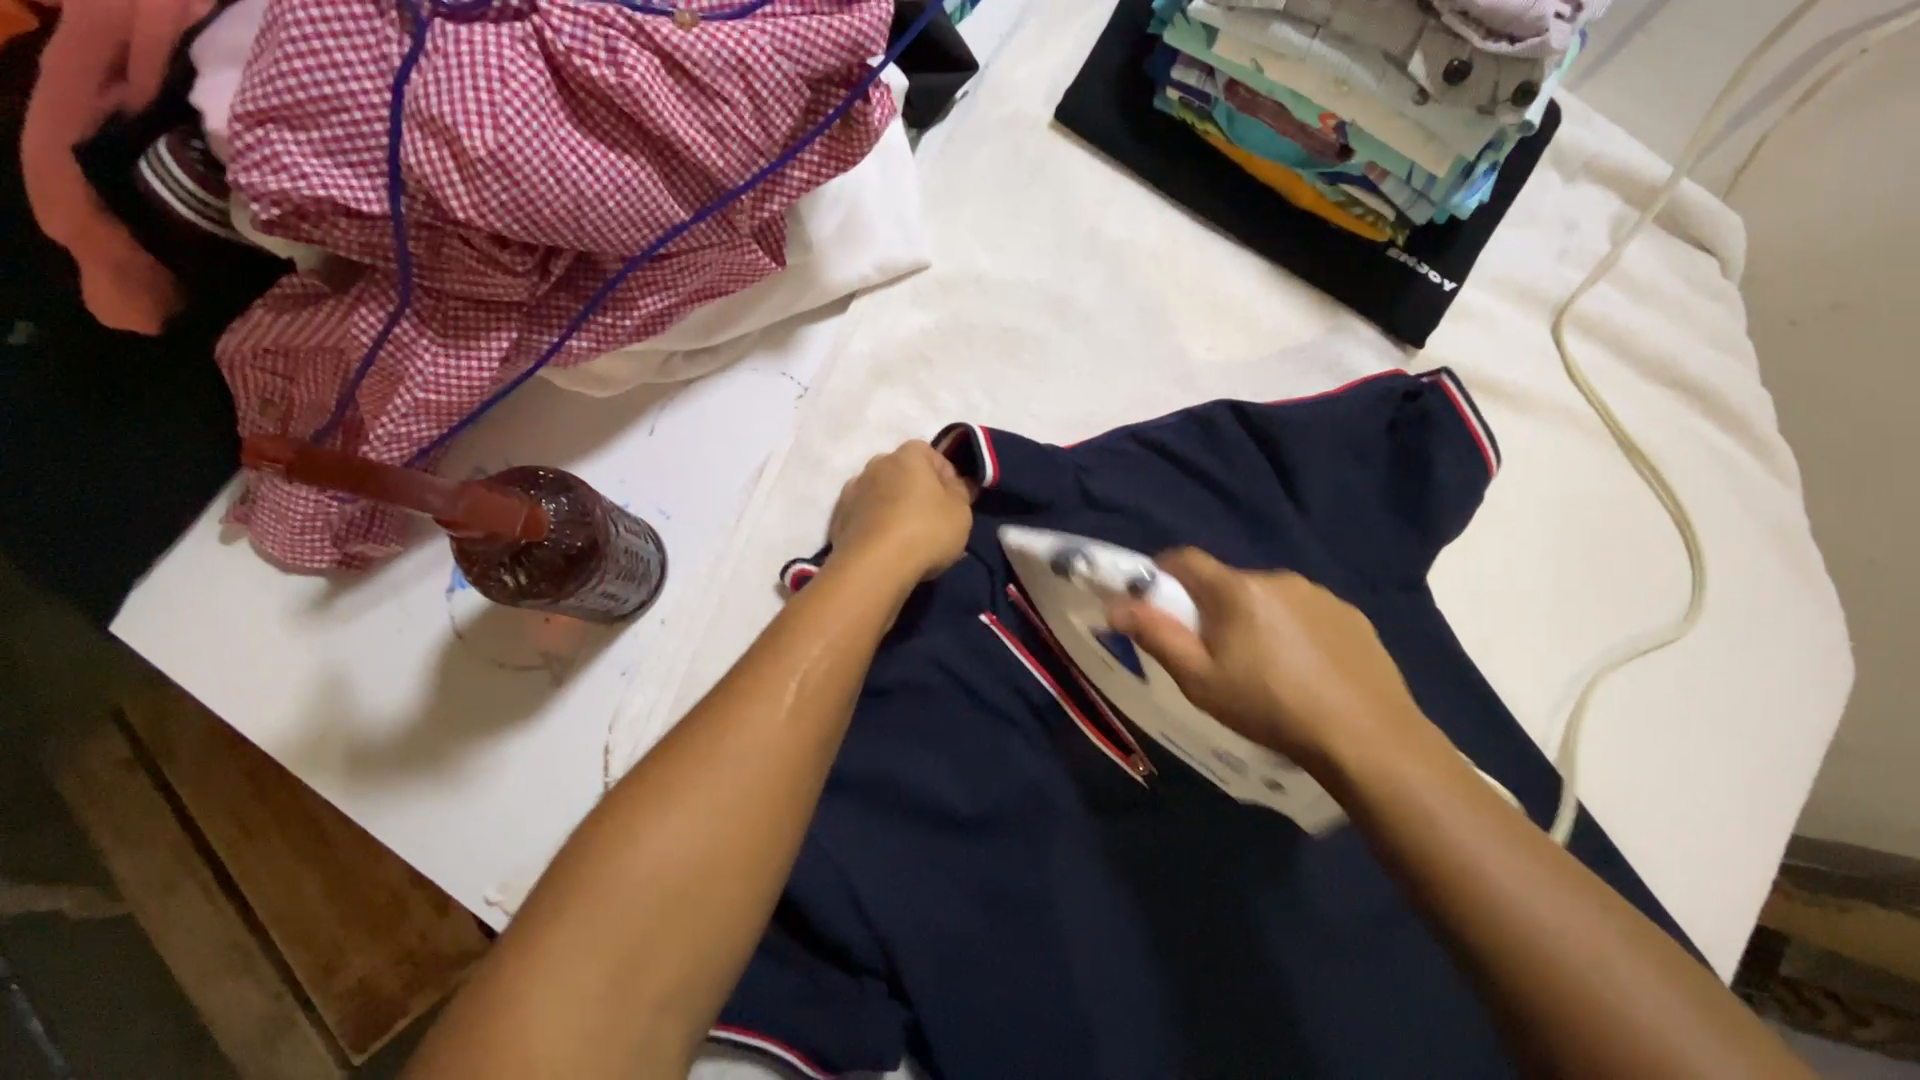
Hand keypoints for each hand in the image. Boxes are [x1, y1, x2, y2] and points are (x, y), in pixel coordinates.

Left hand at [827, 441, 973, 584]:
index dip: (945, 475)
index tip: (954, 500)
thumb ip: (962, 493)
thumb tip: (959, 484)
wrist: (874, 566)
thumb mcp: (961, 513)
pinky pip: (862, 515)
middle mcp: (876, 465)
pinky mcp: (838, 518)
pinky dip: (873, 525)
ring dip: (891, 507)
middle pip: (901, 472)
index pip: (930, 453)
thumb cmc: (926, 531)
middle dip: (914, 489)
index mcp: (908, 456)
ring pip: (879, 493)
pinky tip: (884, 547)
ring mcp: (852, 490)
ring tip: (905, 537)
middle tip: (930, 518)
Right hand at [1106, 548, 1429, 764]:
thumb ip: (1156, 636)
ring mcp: (1321, 595)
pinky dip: (1296, 634)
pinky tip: (1306, 673)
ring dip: (1256, 622)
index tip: (1156, 605)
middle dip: (1213, 609)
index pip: (1185, 559)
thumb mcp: (1199, 680)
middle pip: (1228, 583)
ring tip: (1265, 671)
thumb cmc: (1269, 707)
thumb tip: (1116, 606)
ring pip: (1269, 600)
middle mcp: (1279, 578)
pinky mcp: (1352, 616)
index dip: (1162, 575)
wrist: (1364, 736)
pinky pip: (1308, 615)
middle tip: (1213, 657)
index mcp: (1236, 589)